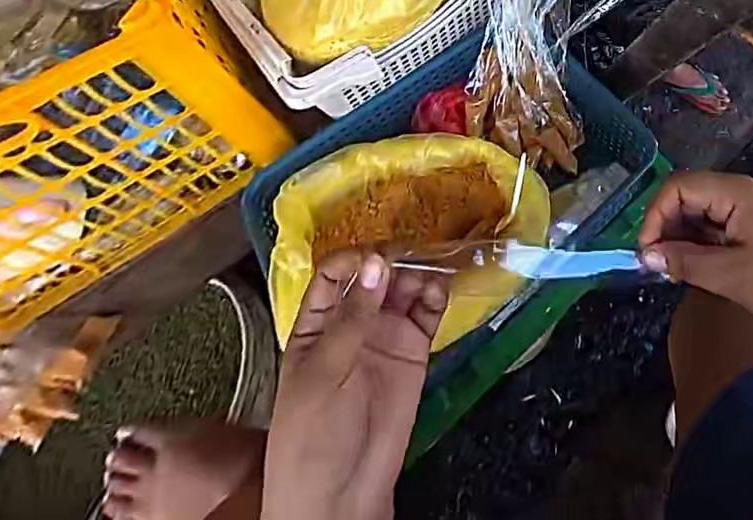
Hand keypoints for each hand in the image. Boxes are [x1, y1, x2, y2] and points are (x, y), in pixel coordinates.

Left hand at [262, 251, 449, 519]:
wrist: (341, 494)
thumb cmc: (313, 435)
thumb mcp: (324, 374)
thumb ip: (353, 318)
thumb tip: (378, 263)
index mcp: (317, 325)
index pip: (334, 275)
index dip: (353, 260)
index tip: (375, 258)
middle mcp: (353, 321)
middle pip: (375, 274)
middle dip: (392, 260)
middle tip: (409, 258)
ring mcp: (386, 333)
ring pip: (405, 287)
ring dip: (418, 273)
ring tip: (428, 275)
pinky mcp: (414, 347)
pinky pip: (428, 311)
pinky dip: (436, 295)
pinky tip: (439, 291)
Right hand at [637, 172, 752, 330]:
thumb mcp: (732, 277)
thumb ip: (685, 262)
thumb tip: (645, 254)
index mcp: (734, 192)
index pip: (677, 187)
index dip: (655, 216)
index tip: (647, 253)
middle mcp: (737, 190)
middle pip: (685, 195)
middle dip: (665, 226)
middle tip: (659, 266)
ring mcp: (745, 206)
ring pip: (697, 211)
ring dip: (680, 237)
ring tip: (676, 271)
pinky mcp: (751, 223)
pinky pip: (712, 224)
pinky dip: (697, 243)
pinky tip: (696, 268)